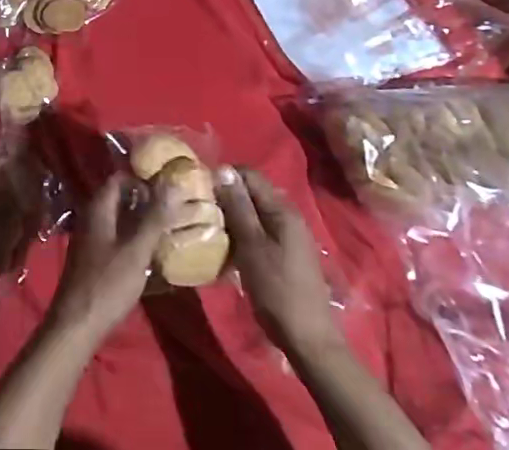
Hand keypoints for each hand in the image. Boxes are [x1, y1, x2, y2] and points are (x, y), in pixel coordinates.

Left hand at [46, 175, 170, 341]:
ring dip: (143, 223)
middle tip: (178, 208)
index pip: (119, 179)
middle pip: (121, 200)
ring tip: (173, 228)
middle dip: (147, 202)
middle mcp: (92, 217)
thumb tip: (173, 182)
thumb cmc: (107, 283)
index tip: (169, 186)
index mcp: (98, 208)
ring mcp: (92, 238)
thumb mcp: (136, 250)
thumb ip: (154, 217)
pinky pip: (119, 239)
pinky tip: (156, 253)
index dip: (142, 179)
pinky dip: (136, 240)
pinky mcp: (96, 258)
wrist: (77, 323)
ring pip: (121, 221)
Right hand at [216, 166, 340, 351]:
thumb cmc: (277, 290)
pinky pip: (258, 230)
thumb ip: (238, 207)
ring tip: (209, 226)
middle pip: (252, 192)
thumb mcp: (252, 246)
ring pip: (253, 212)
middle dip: (226, 195)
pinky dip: (241, 232)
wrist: (307, 339)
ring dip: (232, 215)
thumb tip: (223, 170)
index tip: (201, 189)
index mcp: (283, 210)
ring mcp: (288, 236)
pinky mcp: (285, 253)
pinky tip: (227, 245)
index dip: (224, 176)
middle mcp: (288, 217)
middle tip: (201, 208)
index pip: (250, 175)